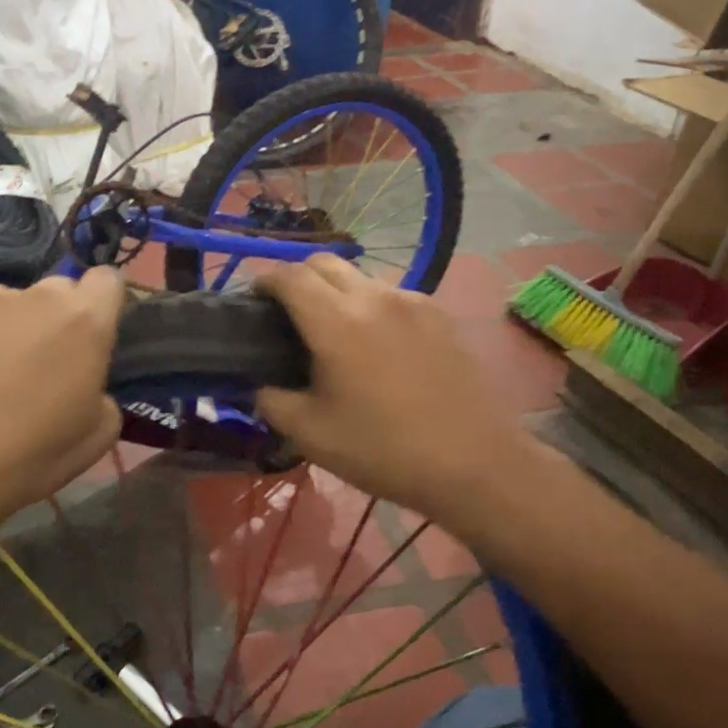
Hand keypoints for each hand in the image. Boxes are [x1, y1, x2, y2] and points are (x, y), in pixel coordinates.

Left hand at [0, 270, 125, 568]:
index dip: (107, 306)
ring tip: (1, 376)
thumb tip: (88, 387)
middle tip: (51, 366)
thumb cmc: (30, 456)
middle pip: (62, 290)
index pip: (110, 280)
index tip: (99, 339)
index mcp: (84, 320)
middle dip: (63, 318)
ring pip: (18, 303)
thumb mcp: (97, 438)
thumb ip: (104, 395)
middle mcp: (38, 297)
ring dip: (20, 327)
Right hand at [256, 255, 538, 525]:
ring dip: (336, 292)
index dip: (263, 282)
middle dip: (297, 278)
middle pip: (324, 263)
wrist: (475, 464)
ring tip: (332, 332)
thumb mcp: (311, 435)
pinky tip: (376, 347)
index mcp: (337, 321)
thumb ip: (272, 402)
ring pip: (361, 278)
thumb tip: (261, 386)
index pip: (289, 276)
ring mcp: (414, 303)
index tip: (252, 302)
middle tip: (286, 313)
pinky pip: (393, 297)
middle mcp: (375, 297)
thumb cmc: (383, 451)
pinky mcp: (441, 316)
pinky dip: (371, 307)